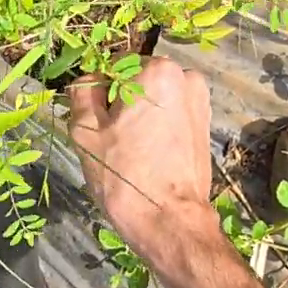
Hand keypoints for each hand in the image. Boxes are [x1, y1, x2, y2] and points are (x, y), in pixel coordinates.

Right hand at [67, 57, 219, 269]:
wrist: (169, 221)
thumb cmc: (124, 174)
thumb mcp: (86, 131)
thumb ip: (82, 93)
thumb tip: (87, 82)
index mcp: (157, 70)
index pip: (113, 66)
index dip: (98, 93)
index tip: (95, 121)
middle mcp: (186, 78)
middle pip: (136, 81)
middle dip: (120, 103)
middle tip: (109, 138)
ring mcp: (200, 102)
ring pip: (153, 99)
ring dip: (137, 115)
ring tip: (128, 149)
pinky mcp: (205, 126)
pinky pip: (169, 116)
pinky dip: (155, 128)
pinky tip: (146, 155)